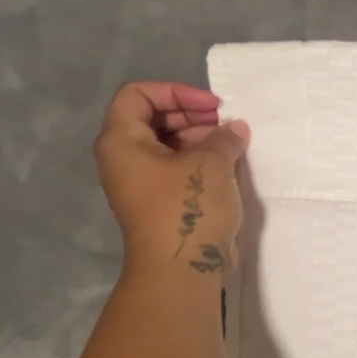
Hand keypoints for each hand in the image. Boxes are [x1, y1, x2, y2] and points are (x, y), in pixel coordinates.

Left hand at [93, 82, 250, 276]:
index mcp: (121, 141)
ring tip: (234, 147)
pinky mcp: (160, 201)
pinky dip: (201, 161)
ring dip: (201, 139)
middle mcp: (124, 158)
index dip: (177, 92)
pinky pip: (177, 168)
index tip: (214, 107)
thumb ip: (225, 138)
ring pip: (168, 145)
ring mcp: (141, 181)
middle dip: (192, 115)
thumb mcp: (211, 163)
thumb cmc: (187, 206)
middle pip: (153, 119)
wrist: (181, 265)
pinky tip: (229, 167)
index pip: (138, 95)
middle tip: (228, 125)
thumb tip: (235, 129)